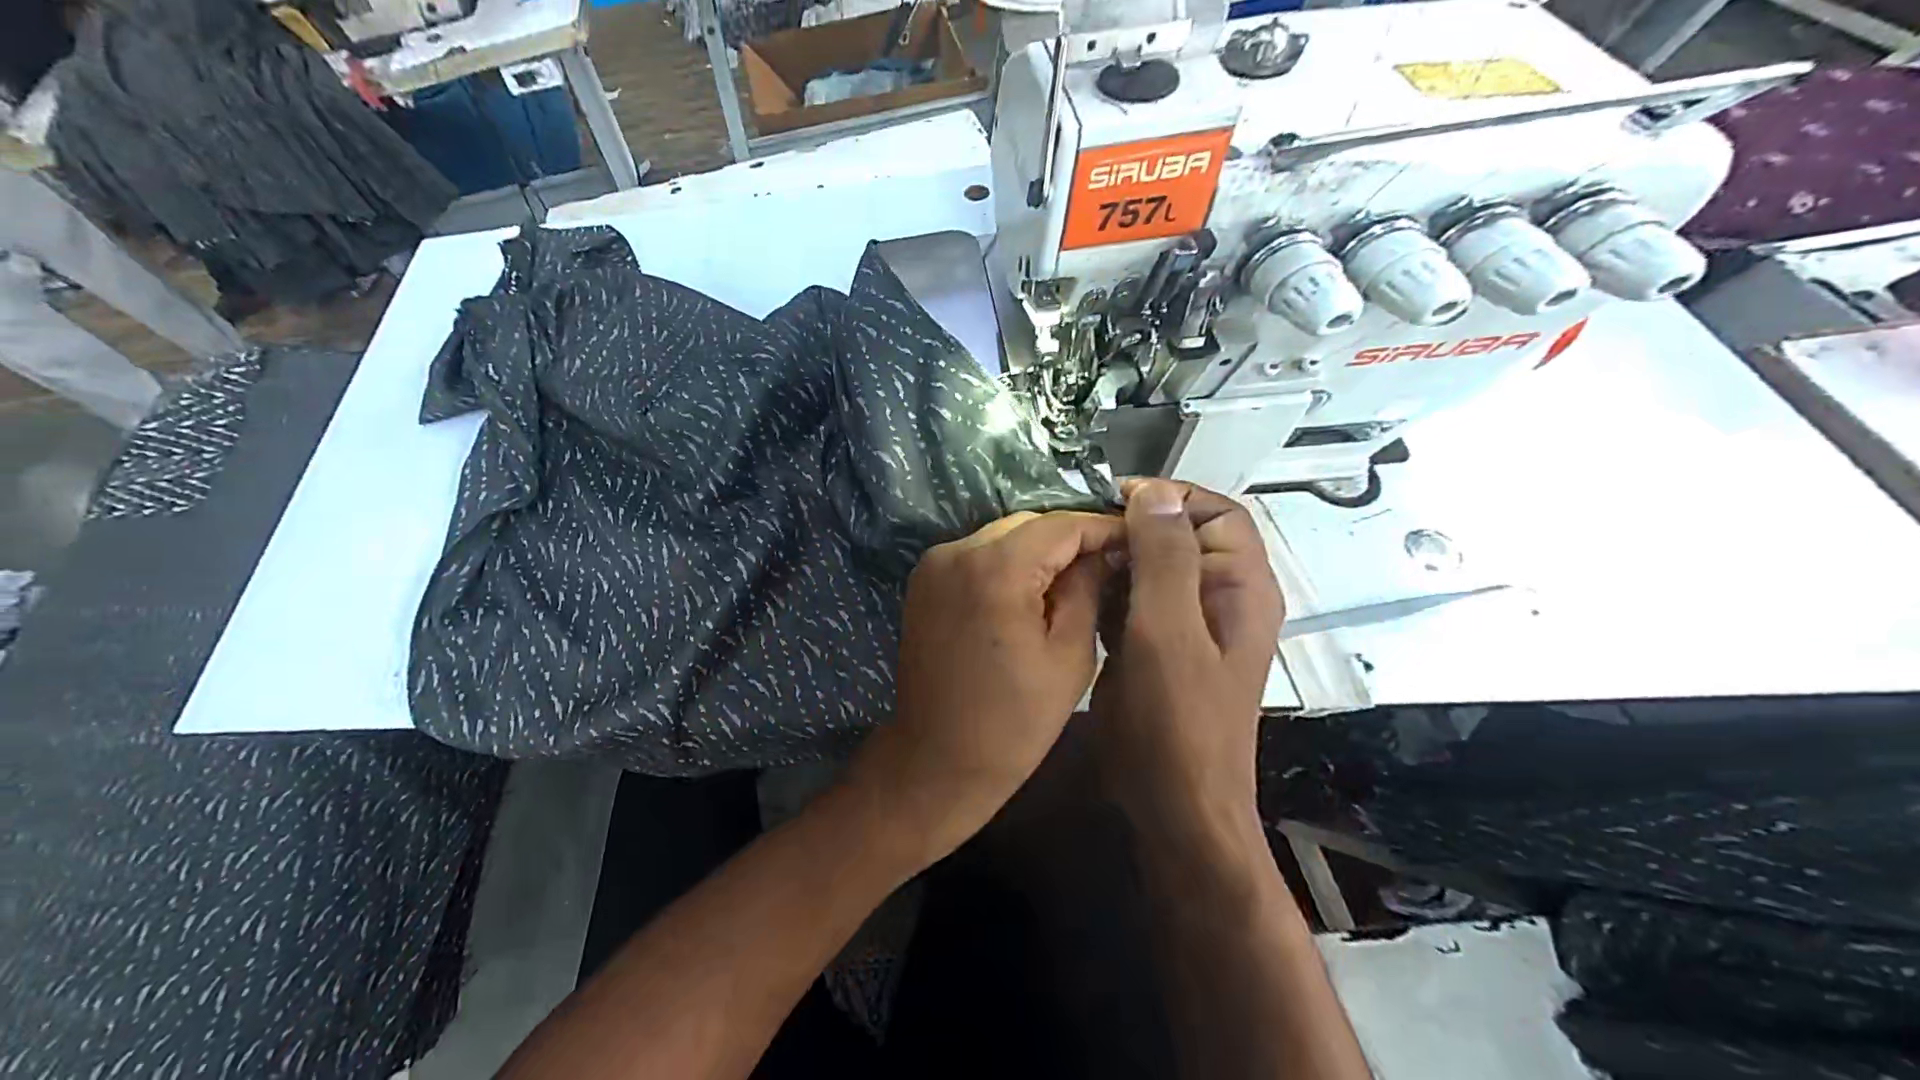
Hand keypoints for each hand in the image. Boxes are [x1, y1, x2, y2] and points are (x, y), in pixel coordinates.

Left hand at [850, 510, 1126, 865]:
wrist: (937, 760)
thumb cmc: (1014, 722)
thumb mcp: (1069, 656)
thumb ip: (1088, 589)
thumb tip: (1105, 552)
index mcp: (995, 569)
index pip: (1061, 525)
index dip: (1103, 528)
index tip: (1136, 540)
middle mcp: (957, 551)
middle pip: (1029, 524)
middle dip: (1071, 539)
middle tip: (1110, 564)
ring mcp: (934, 564)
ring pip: (1002, 536)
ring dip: (1039, 551)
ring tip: (1076, 579)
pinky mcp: (923, 580)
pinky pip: (977, 555)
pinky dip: (1008, 563)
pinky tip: (1032, 591)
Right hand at [1091, 479, 1284, 834]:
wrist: (1175, 805)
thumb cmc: (1177, 721)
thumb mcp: (1168, 632)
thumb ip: (1164, 558)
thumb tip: (1155, 492)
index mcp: (1241, 587)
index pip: (1216, 512)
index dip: (1170, 496)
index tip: (1114, 499)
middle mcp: (1221, 600)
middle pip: (1182, 537)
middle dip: (1135, 527)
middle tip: (1083, 531)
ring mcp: (1190, 627)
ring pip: (1154, 569)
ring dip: (1118, 559)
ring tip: (1074, 559)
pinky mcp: (1160, 649)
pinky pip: (1137, 602)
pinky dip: (1110, 591)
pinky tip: (1078, 594)